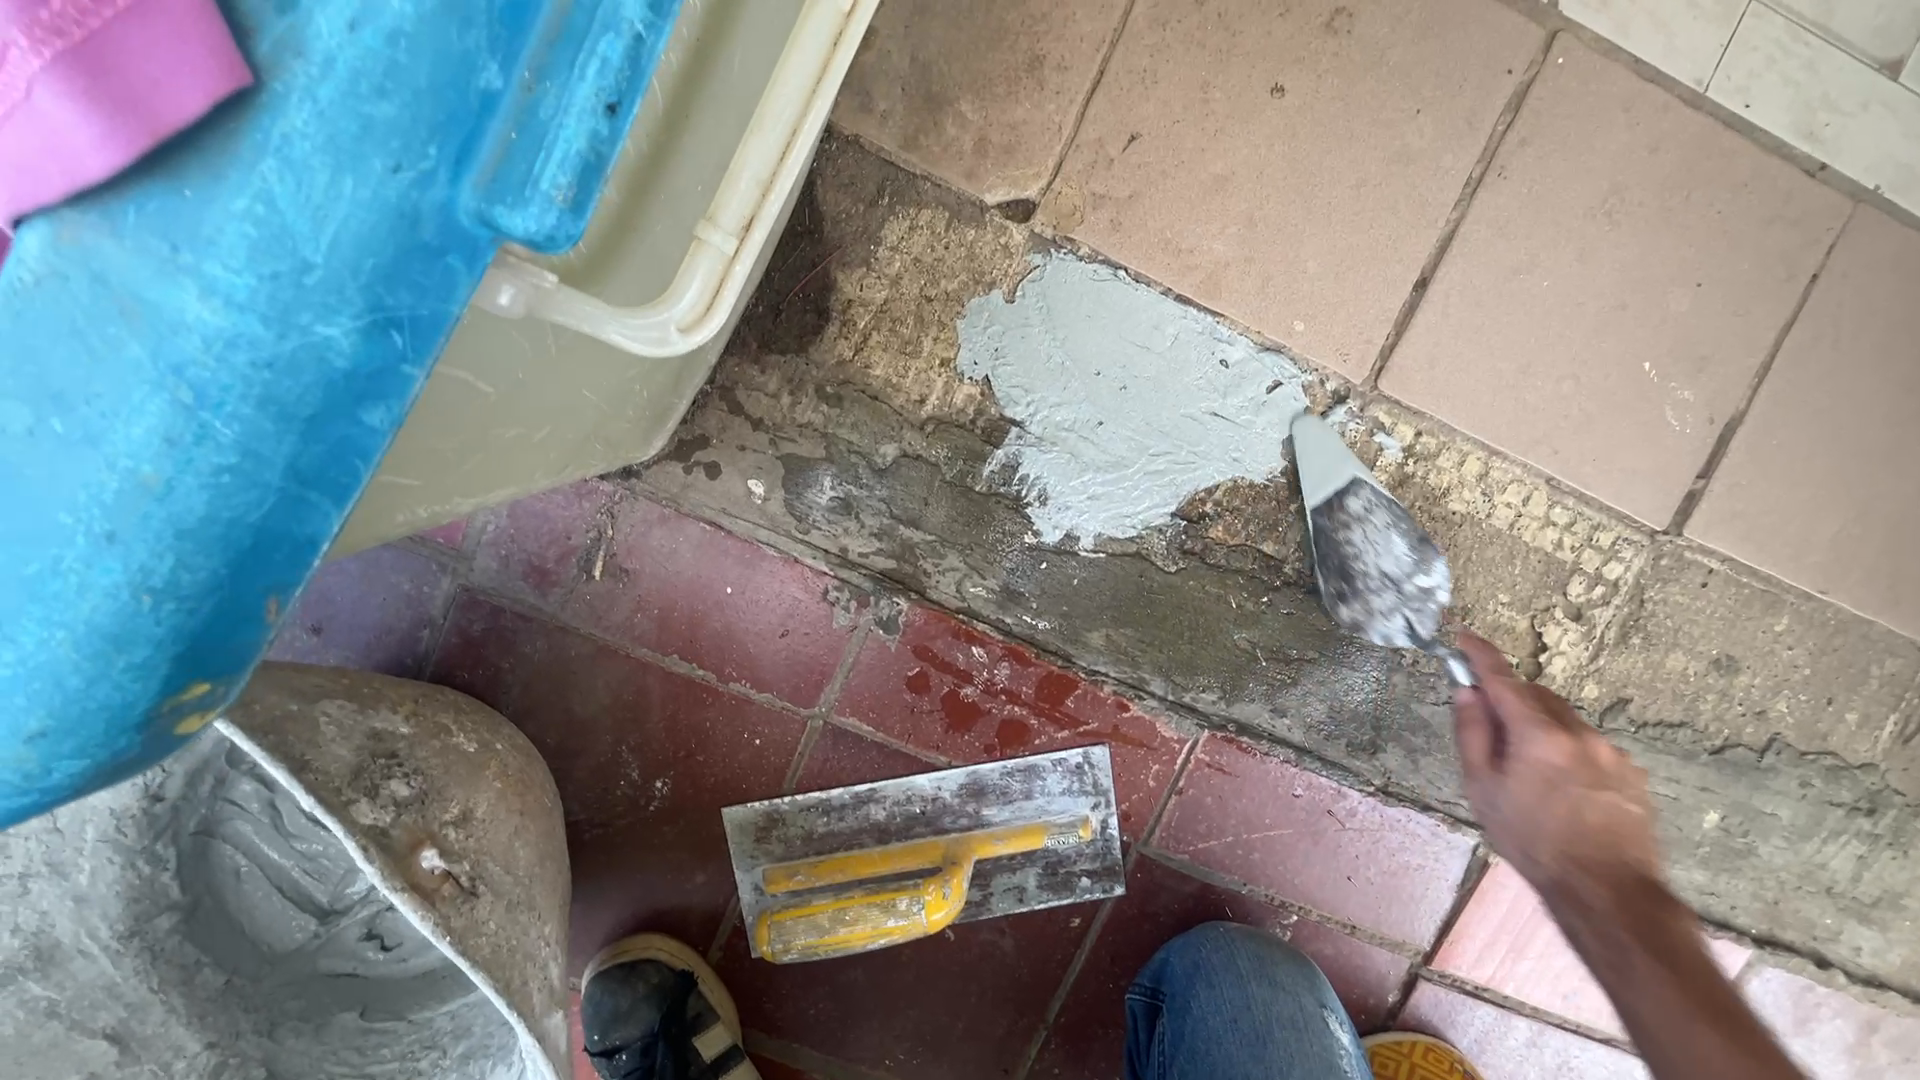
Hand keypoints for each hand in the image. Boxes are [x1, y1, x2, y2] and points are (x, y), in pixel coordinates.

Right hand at [1452, 632, 1661, 909]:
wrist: (1606, 890)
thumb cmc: (1530, 839)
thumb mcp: (1483, 788)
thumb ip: (1473, 734)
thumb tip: (1467, 693)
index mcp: (1538, 734)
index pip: (1503, 680)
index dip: (1481, 655)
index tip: (1464, 636)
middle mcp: (1579, 733)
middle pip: (1538, 696)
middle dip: (1512, 700)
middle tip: (1491, 729)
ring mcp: (1612, 753)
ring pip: (1565, 721)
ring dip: (1541, 728)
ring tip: (1528, 771)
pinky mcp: (1632, 774)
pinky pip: (1590, 746)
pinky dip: (1568, 751)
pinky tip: (1561, 789)